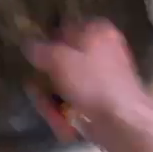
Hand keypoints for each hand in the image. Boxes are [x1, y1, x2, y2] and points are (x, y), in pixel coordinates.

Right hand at [26, 20, 152, 129]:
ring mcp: (104, 76)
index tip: (33, 59)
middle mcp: (103, 49)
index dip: (47, 43)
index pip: (64, 28)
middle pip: (64, 61)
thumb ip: (40, 49)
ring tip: (52, 113)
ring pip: (69, 84)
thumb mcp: (59, 60)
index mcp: (97, 30)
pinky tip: (64, 124)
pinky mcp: (104, 100)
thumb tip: (27, 43)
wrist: (125, 122)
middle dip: (47, 81)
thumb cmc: (93, 82)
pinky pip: (79, 101)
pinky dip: (69, 112)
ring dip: (54, 100)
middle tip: (37, 92)